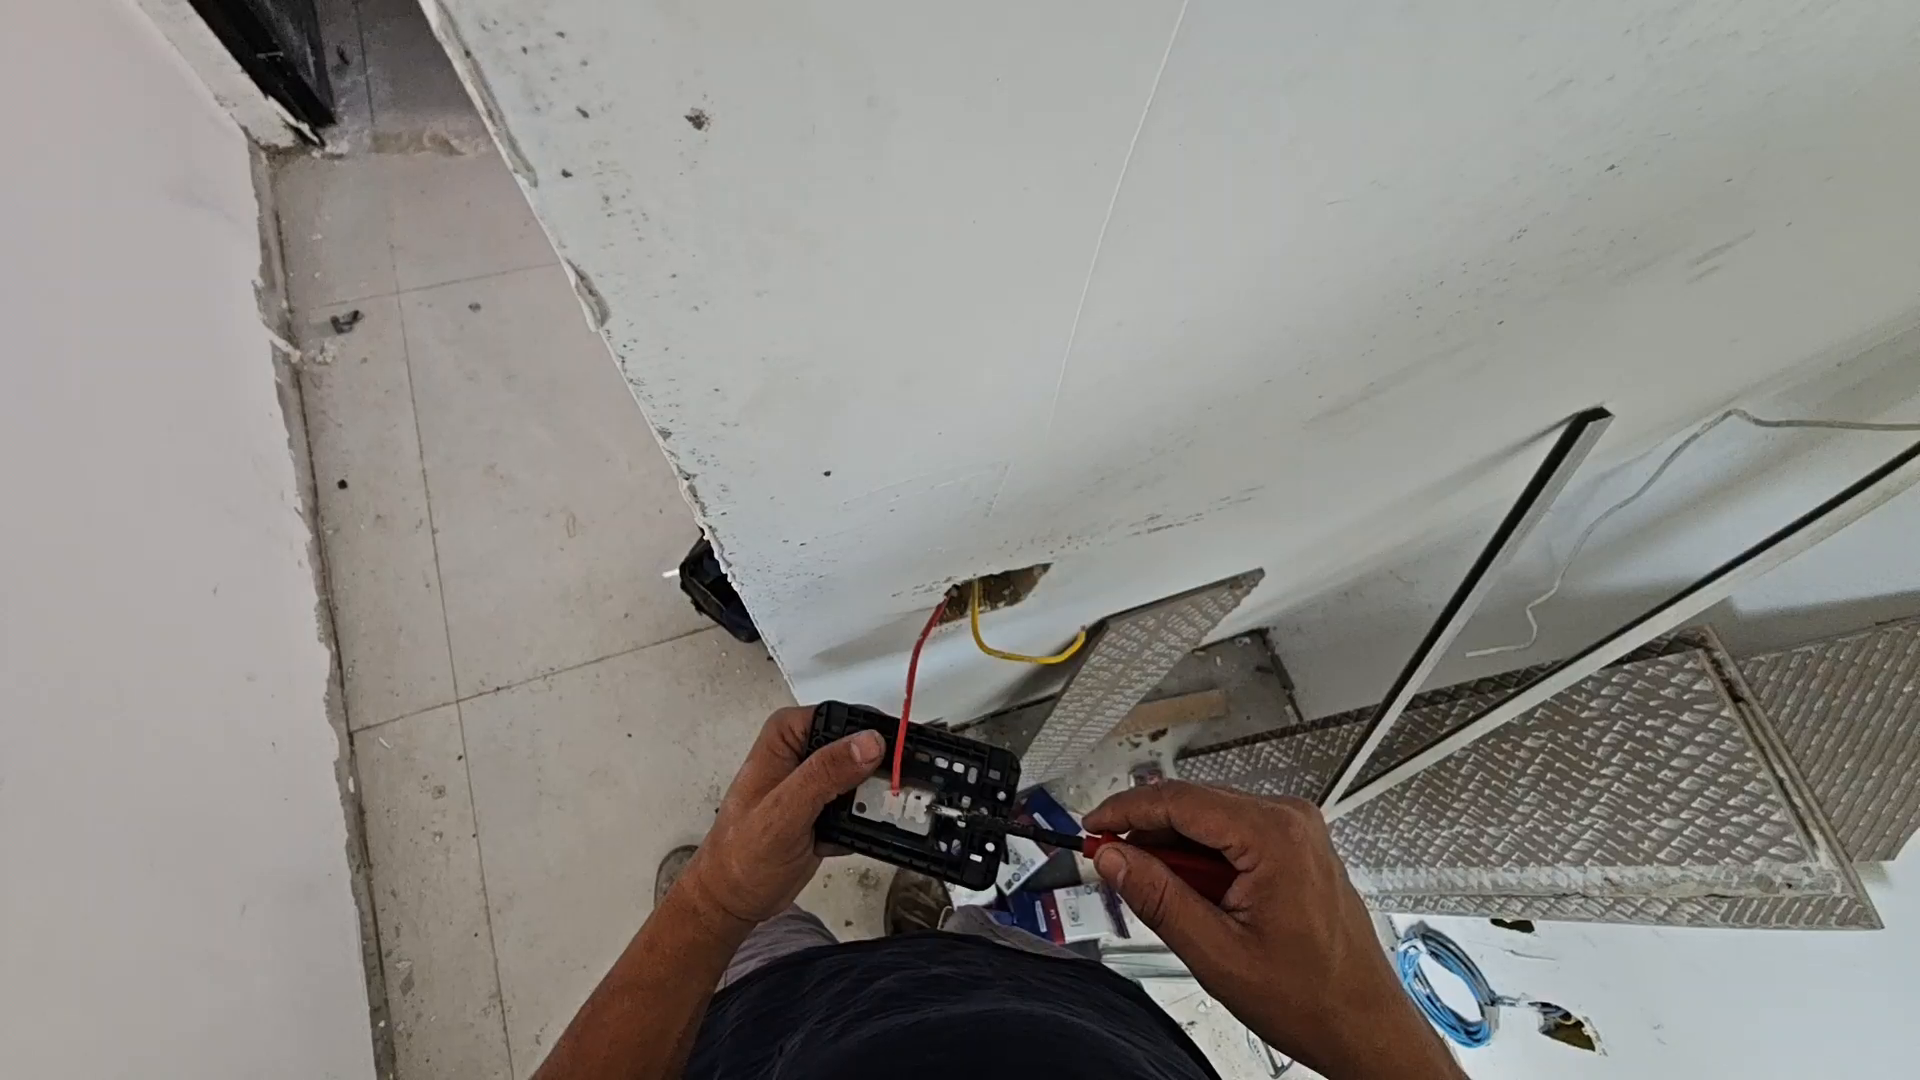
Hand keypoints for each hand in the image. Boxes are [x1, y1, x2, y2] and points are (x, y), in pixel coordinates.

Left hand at [673, 706, 883, 927]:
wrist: (732, 901)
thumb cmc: (739, 856)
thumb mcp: (783, 812)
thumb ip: (824, 773)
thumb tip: (868, 743)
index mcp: (787, 735)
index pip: (843, 717)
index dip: (871, 735)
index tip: (894, 760)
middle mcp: (804, 750)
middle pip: (861, 744)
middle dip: (879, 770)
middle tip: (890, 794)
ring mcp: (817, 779)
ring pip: (868, 774)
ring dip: (876, 798)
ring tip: (873, 820)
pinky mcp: (829, 806)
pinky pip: (863, 802)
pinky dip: (868, 820)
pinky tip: (854, 836)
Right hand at [1085, 781, 1460, 1079]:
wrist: (1368, 1030)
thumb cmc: (1314, 1000)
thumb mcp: (1217, 953)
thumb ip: (1158, 898)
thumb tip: (1114, 858)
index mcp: (1274, 836)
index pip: (1178, 800)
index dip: (1125, 810)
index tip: (1093, 825)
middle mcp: (1288, 820)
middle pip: (1191, 804)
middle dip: (1146, 832)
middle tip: (1112, 861)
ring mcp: (1295, 829)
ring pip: (1207, 818)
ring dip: (1172, 847)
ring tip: (1155, 889)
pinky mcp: (1293, 843)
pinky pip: (1229, 832)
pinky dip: (1199, 856)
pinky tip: (1190, 890)